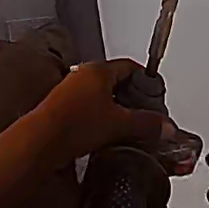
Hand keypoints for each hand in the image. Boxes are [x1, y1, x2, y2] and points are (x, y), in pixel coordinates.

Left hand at [27, 59, 170, 164]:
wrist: (43, 141)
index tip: (156, 93)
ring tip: (130, 126)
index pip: (130, 66)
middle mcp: (82, 75)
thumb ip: (146, 124)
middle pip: (116, 81)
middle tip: (147, 113)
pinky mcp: (64, 107)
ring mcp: (71, 91)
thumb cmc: (74, 123)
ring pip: (103, 96)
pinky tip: (109, 133)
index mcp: (97, 70)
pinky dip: (102, 117)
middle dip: (133, 98)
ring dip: (117, 109)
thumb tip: (165, 127)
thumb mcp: (120, 124)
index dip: (146, 80)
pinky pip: (90, 108)